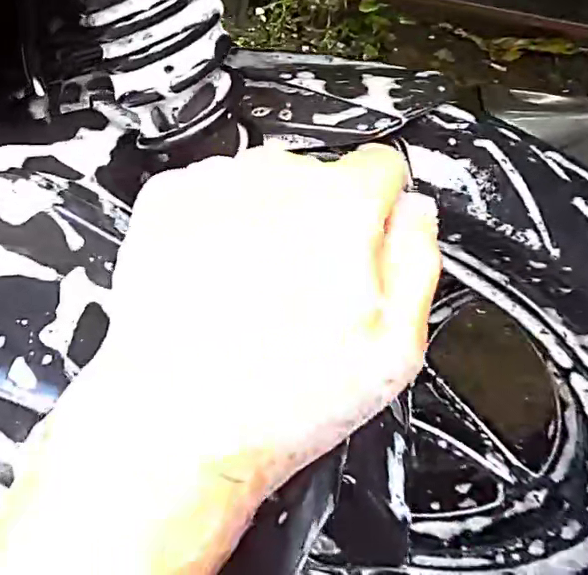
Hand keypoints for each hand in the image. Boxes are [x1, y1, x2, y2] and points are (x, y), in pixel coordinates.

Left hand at [0, 143, 440, 573]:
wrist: (172, 423)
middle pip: (321, 173)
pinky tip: (217, 275)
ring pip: (265, 180)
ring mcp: (219, 181)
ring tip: (255, 288)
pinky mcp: (170, 195)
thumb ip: (418, 257)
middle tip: (306, 283)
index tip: (367, 235)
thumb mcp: (395, 348)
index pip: (382, 164)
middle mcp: (279, 175)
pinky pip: (212, 190)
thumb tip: (414, 213)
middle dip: (322, 216)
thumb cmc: (279, 398)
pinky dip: (216, 221)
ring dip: (268, 216)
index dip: (382, 205)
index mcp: (341, 204)